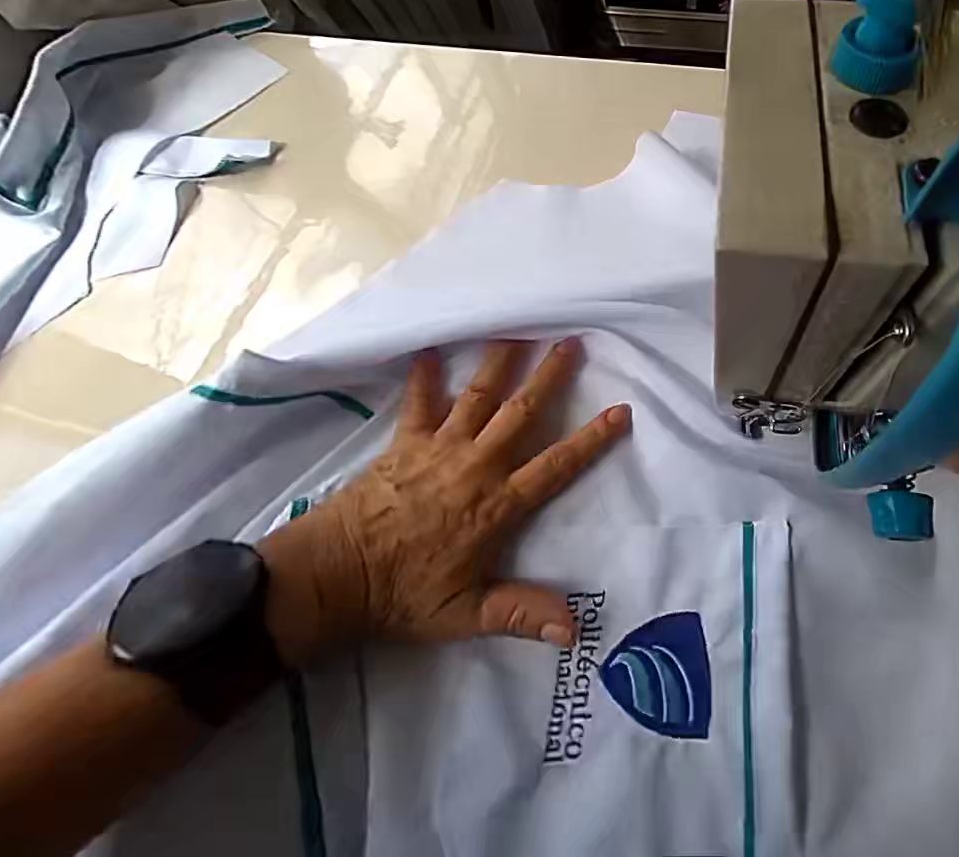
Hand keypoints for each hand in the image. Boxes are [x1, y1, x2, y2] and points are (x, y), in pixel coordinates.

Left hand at [257, 339, 630, 666]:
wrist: (338, 573)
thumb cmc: (403, 595)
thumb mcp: (467, 615)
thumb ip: (521, 613)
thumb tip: (576, 630)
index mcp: (497, 505)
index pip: (555, 466)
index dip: (591, 439)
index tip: (620, 410)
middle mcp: (475, 465)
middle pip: (521, 414)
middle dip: (549, 377)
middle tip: (571, 342)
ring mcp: (439, 447)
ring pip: (478, 395)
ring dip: (501, 361)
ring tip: (518, 327)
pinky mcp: (405, 441)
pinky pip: (419, 401)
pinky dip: (424, 375)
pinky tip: (429, 348)